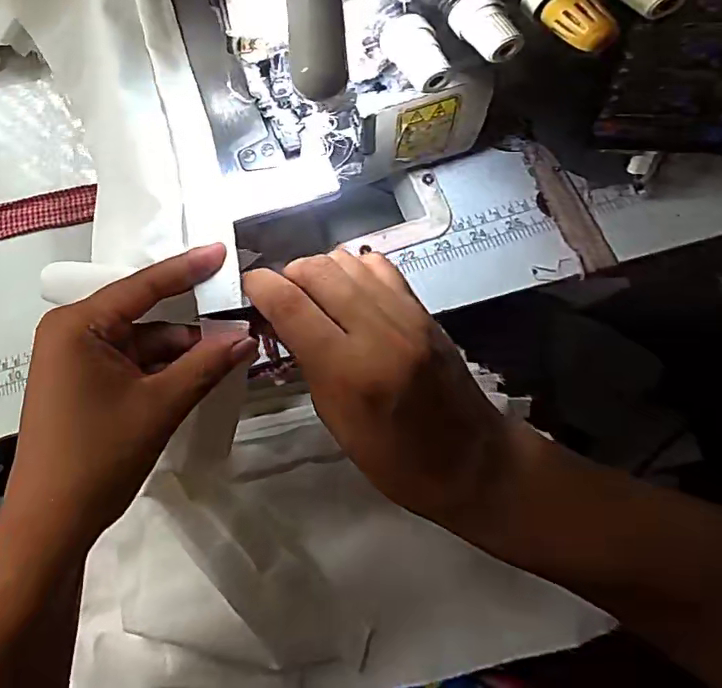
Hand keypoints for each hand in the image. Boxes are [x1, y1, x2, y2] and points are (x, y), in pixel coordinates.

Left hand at [5, 243, 258, 551]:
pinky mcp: (80, 382)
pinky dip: (160, 369)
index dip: (186, 268)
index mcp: (77, 324)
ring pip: (138, 342)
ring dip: (178, 351)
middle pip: (142, 315)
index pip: (142, 286)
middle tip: (235, 313)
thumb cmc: (97, 458)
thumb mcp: (158, 407)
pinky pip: (128, 362)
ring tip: (228, 350)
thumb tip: (245, 335)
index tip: (221, 250)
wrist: (48, 528)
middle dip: (189, 322)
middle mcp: (71, 331)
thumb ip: (204, 365)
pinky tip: (197, 373)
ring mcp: (73, 358)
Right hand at [243, 249, 515, 534]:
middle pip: (314, 269)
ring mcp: (405, 313)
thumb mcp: (334, 417)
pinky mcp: (422, 307)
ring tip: (315, 296)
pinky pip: (375, 264)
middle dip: (287, 276)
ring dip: (318, 270)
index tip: (247, 289)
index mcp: (349, 370)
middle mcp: (377, 330)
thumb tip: (280, 318)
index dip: (259, 286)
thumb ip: (307, 360)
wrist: (473, 461)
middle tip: (282, 299)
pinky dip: (352, 269)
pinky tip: (349, 292)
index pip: (290, 303)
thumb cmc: (394, 458)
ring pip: (343, 259)